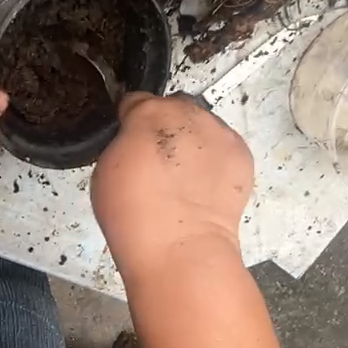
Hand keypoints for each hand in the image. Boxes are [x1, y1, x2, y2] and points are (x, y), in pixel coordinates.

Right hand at [91, 93, 254, 272]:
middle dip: (166, 131)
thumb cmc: (133, 214)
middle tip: (156, 166)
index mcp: (147, 115)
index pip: (137, 102)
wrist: (177, 245)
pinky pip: (224, 148)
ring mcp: (218, 133)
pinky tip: (201, 188)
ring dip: (193, 145)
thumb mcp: (106, 171)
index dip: (131, 121)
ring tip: (181, 181)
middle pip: (175, 110)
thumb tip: (136, 140)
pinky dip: (214, 162)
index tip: (129, 140)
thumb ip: (123, 143)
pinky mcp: (241, 154)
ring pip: (203, 127)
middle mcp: (187, 114)